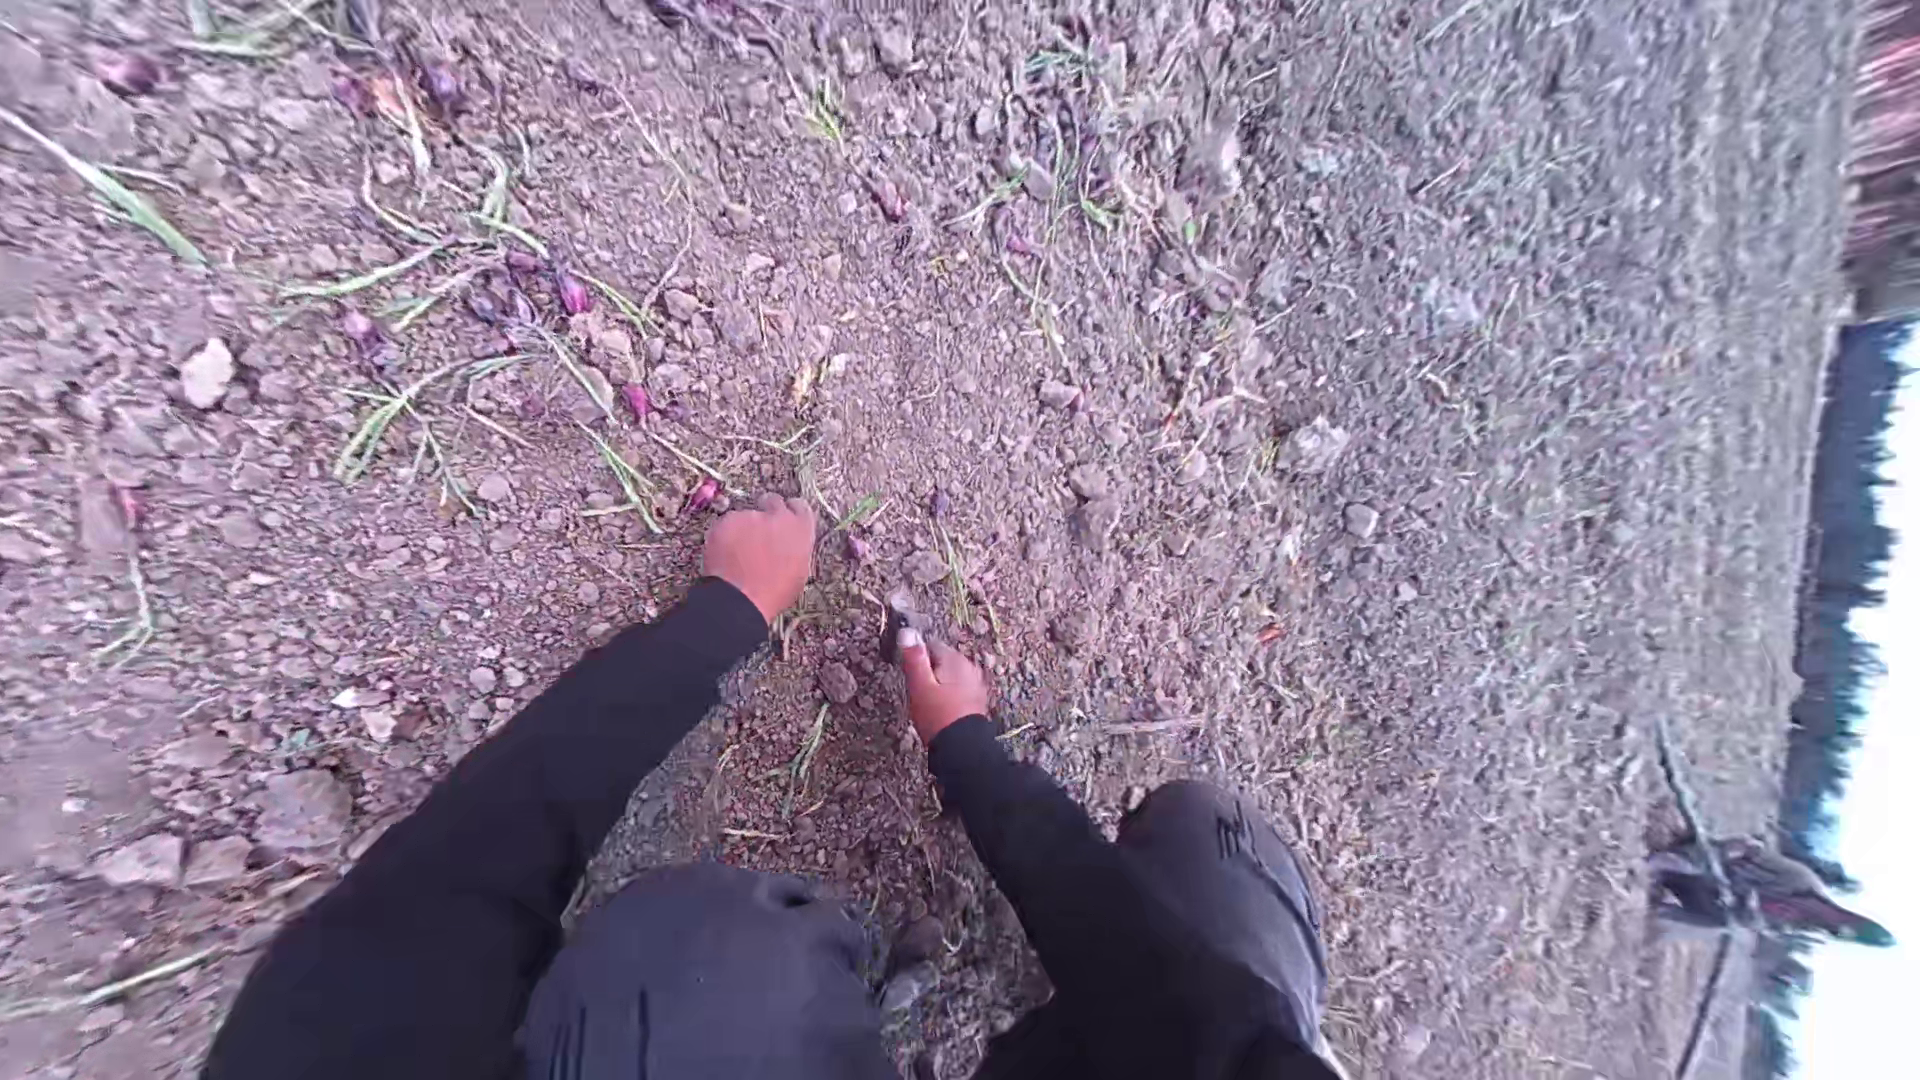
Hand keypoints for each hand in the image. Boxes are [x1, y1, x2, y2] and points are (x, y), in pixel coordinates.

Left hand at [702, 494, 816, 623]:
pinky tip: (726, 553)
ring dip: (744, 527)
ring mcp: (750, 515)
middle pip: (773, 501)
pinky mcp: (726, 521)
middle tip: (760, 532)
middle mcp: (778, 515)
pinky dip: (725, 534)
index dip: (790, 513)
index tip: (784, 522)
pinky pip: (726, 524)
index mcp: (801, 528)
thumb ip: (796, 546)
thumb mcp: (800, 569)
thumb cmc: (776, 591)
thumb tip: (790, 543)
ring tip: (739, 552)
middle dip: (767, 511)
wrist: (741, 598)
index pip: (800, 506)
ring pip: (746, 515)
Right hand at [898, 629, 990, 744]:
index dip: (917, 661)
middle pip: (941, 661)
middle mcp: (969, 667)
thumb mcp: (920, 685)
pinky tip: (942, 711)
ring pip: (948, 676)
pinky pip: (957, 689)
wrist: (962, 748)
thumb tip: (907, 631)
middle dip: (928, 674)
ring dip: (938, 686)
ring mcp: (975, 683)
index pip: (930, 646)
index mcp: (956, 660)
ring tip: (930, 706)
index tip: (913, 678)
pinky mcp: (976, 698)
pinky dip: (948, 696)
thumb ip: (915, 658)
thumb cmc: (938, 717)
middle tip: (921, 695)